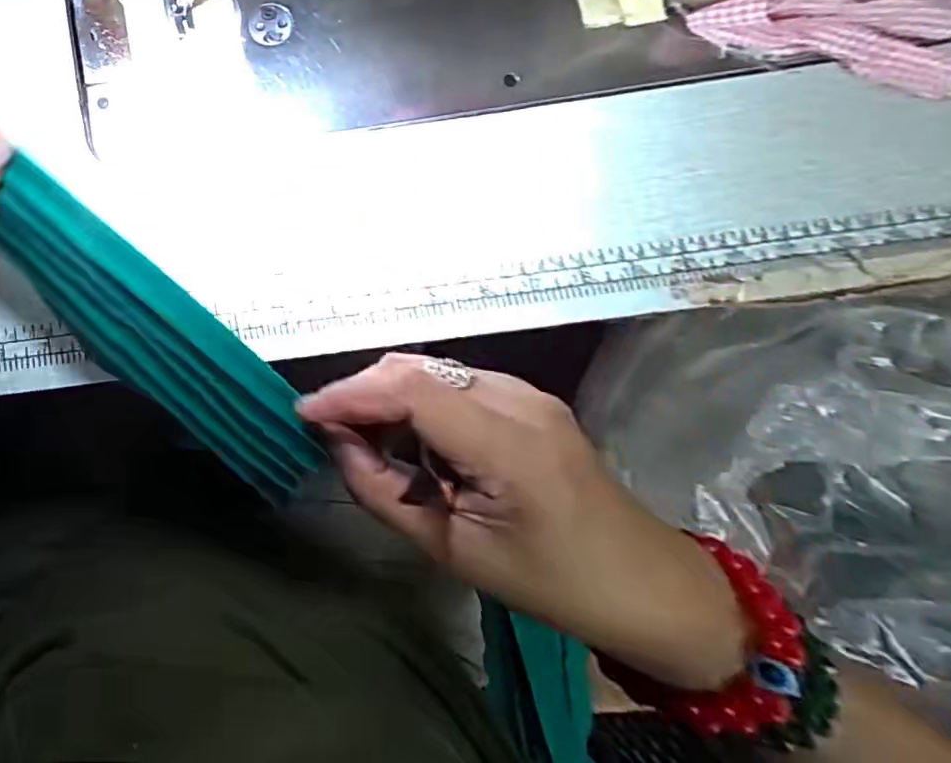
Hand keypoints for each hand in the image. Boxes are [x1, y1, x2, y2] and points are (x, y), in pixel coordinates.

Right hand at [298, 353, 746, 690]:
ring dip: (387, 393)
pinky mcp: (527, 396)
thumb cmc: (551, 583)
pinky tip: (410, 435)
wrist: (646, 581)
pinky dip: (417, 399)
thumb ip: (385, 493)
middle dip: (362, 390)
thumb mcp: (455, 552)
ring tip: (365, 436)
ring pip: (432, 369)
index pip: (411, 390)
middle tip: (329, 429)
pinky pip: (454, 381)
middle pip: (417, 368)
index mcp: (508, 444)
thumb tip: (336, 444)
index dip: (351, 393)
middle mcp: (517, 399)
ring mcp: (526, 391)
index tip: (304, 414)